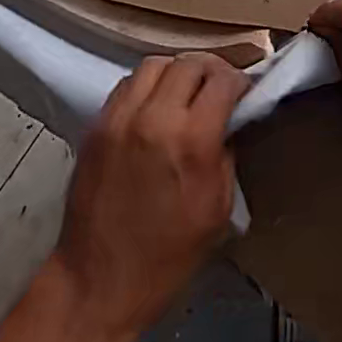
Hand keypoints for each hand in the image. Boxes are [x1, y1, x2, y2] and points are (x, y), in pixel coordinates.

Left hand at [50, 53, 249, 341]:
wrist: (99, 279)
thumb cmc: (168, 256)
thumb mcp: (218, 208)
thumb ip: (226, 153)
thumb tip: (228, 120)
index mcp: (191, 141)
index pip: (222, 81)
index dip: (240, 81)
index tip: (244, 91)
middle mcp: (153, 117)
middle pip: (188, 63)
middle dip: (211, 69)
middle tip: (219, 87)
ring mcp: (119, 117)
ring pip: (154, 64)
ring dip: (177, 71)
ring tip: (186, 91)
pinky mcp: (96, 123)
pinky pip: (127, 84)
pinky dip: (147, 84)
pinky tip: (155, 104)